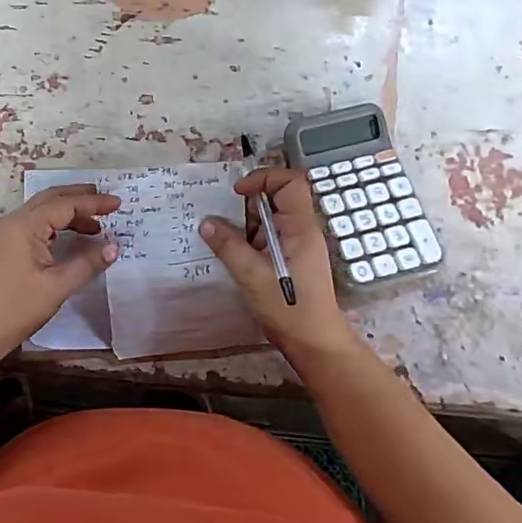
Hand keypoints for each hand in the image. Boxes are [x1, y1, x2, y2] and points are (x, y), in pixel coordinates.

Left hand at [0, 185, 120, 368]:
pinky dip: (53, 226)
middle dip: (79, 198)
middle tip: (106, 202)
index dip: (93, 203)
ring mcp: (3, 234)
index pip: (65, 204)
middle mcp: (12, 222)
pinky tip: (67, 240)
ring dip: (67, 213)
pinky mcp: (0, 248)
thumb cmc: (15, 308)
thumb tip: (114, 247)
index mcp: (25, 225)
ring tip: (94, 226)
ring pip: (40, 212)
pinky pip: (31, 225)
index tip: (118, 203)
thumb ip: (87, 263)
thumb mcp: (56, 286)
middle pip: (50, 199)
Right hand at [197, 168, 357, 359]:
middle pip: (276, 199)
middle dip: (246, 204)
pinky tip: (230, 253)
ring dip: (244, 225)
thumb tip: (206, 223)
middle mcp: (301, 231)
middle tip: (221, 217)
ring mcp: (296, 246)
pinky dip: (248, 241)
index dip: (264, 178)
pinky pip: (268, 239)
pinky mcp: (290, 261)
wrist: (314, 344)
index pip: (290, 183)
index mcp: (300, 228)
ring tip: (221, 237)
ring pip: (270, 220)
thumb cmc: (290, 308)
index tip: (238, 192)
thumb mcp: (253, 276)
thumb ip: (229, 246)